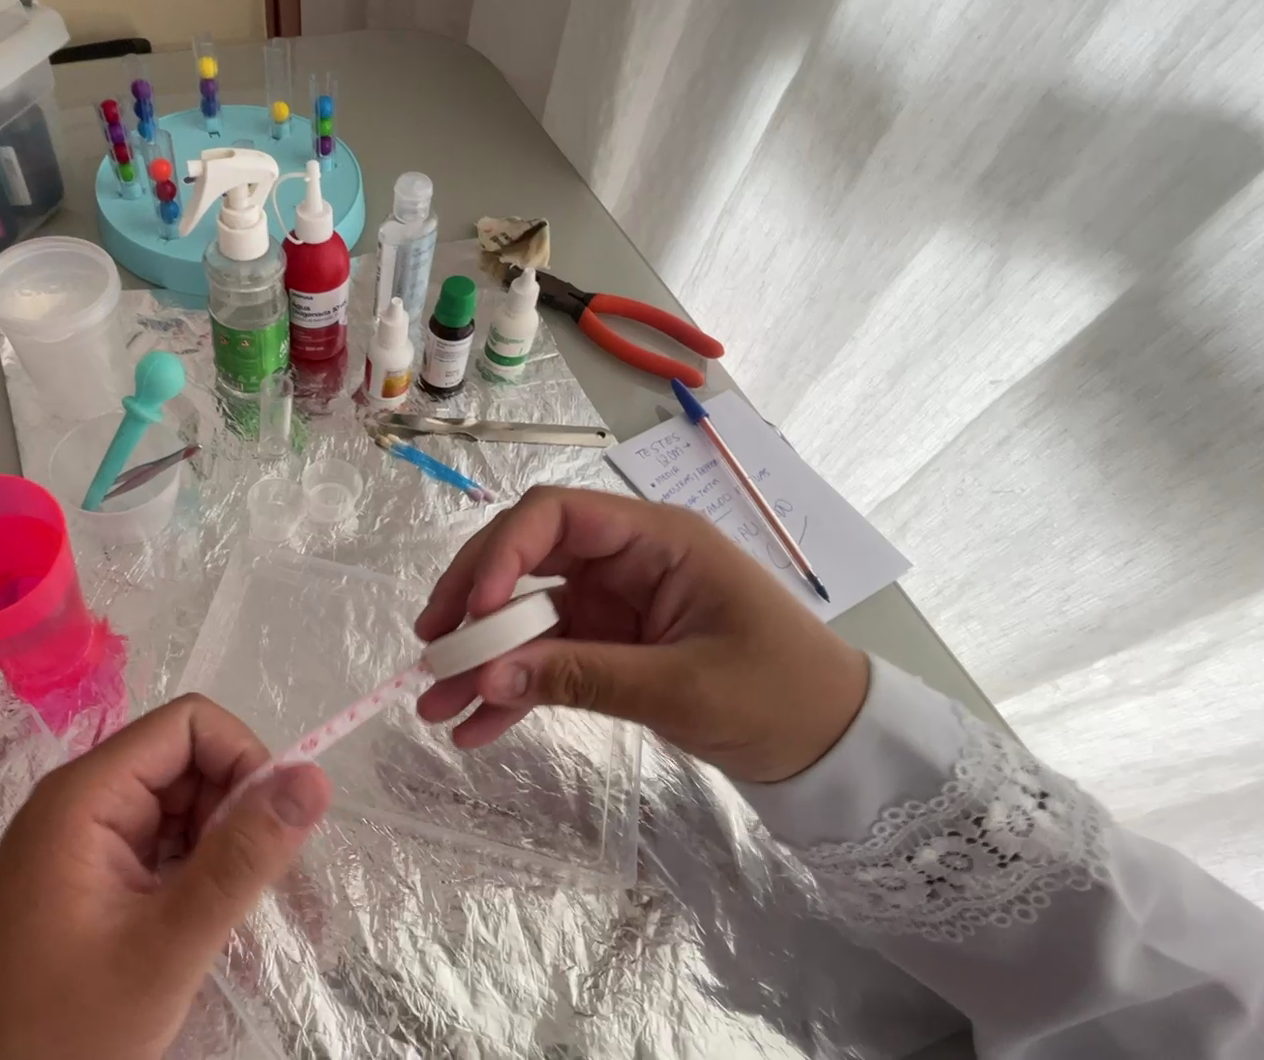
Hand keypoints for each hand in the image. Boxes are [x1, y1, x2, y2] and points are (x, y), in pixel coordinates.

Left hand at [0, 695, 331, 1058]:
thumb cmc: (63, 1034)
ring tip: (238, 919)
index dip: (242, 760)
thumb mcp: (167, 947)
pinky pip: (164, 848)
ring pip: (183, 808)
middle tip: (258, 891)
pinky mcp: (93, 877)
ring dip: (224, 851)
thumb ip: (242, 859)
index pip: (189, 724)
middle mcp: (84, 801)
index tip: (271, 831)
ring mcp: (86, 840)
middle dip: (237, 814)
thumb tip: (314, 778)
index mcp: (86, 794)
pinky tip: (209, 928)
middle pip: (189, 763)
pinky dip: (199, 877)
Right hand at [414, 486, 868, 782]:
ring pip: (526, 618)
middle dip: (473, 604)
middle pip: (525, 560)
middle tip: (431, 646)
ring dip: (481, 658)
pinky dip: (513, 690)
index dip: (503, 554)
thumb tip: (485, 677)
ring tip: (436, 704)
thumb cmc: (780, 695)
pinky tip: (478, 727)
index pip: (554, 515)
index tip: (473, 611)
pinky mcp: (606, 647)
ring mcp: (610, 606)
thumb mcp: (681, 686)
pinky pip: (545, 659)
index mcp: (653, 539)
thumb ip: (581, 676)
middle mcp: (622, 562)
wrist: (832, 748)